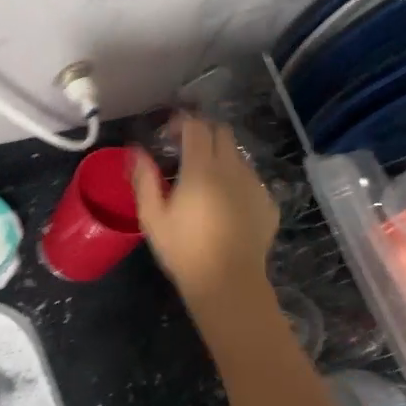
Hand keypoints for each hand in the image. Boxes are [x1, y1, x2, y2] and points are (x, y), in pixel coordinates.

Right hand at [130, 115, 277, 307]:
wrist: (228, 282)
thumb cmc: (184, 250)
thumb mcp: (152, 217)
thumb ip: (144, 179)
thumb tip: (137, 152)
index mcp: (202, 168)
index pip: (196, 126)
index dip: (181, 122)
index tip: (168, 134)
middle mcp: (233, 168)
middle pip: (222, 132)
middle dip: (204, 133)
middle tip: (186, 151)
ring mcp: (255, 184)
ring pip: (238, 156)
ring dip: (221, 158)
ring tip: (206, 182)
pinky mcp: (268, 203)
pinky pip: (251, 181)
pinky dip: (236, 183)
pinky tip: (225, 207)